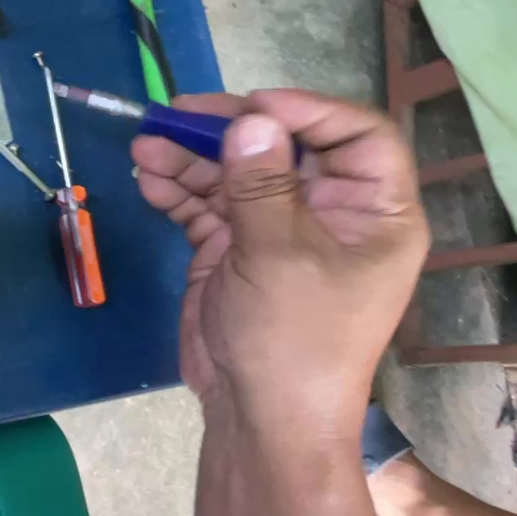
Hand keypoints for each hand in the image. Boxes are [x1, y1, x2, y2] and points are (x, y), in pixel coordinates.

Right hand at [133, 89, 427, 436]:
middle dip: (226, 133)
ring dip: (188, 161)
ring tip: (144, 148)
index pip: (355, 138)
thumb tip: (249, 120)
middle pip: (279, 152)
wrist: (257, 410)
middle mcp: (324, 214)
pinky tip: (149, 181)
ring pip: (231, 178)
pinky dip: (176, 193)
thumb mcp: (280, 256)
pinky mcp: (229, 252)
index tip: (250, 105)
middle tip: (175, 115)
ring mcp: (271, 232)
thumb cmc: (295, 337)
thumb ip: (261, 186)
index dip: (306, 112)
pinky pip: (203, 209)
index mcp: (371, 212)